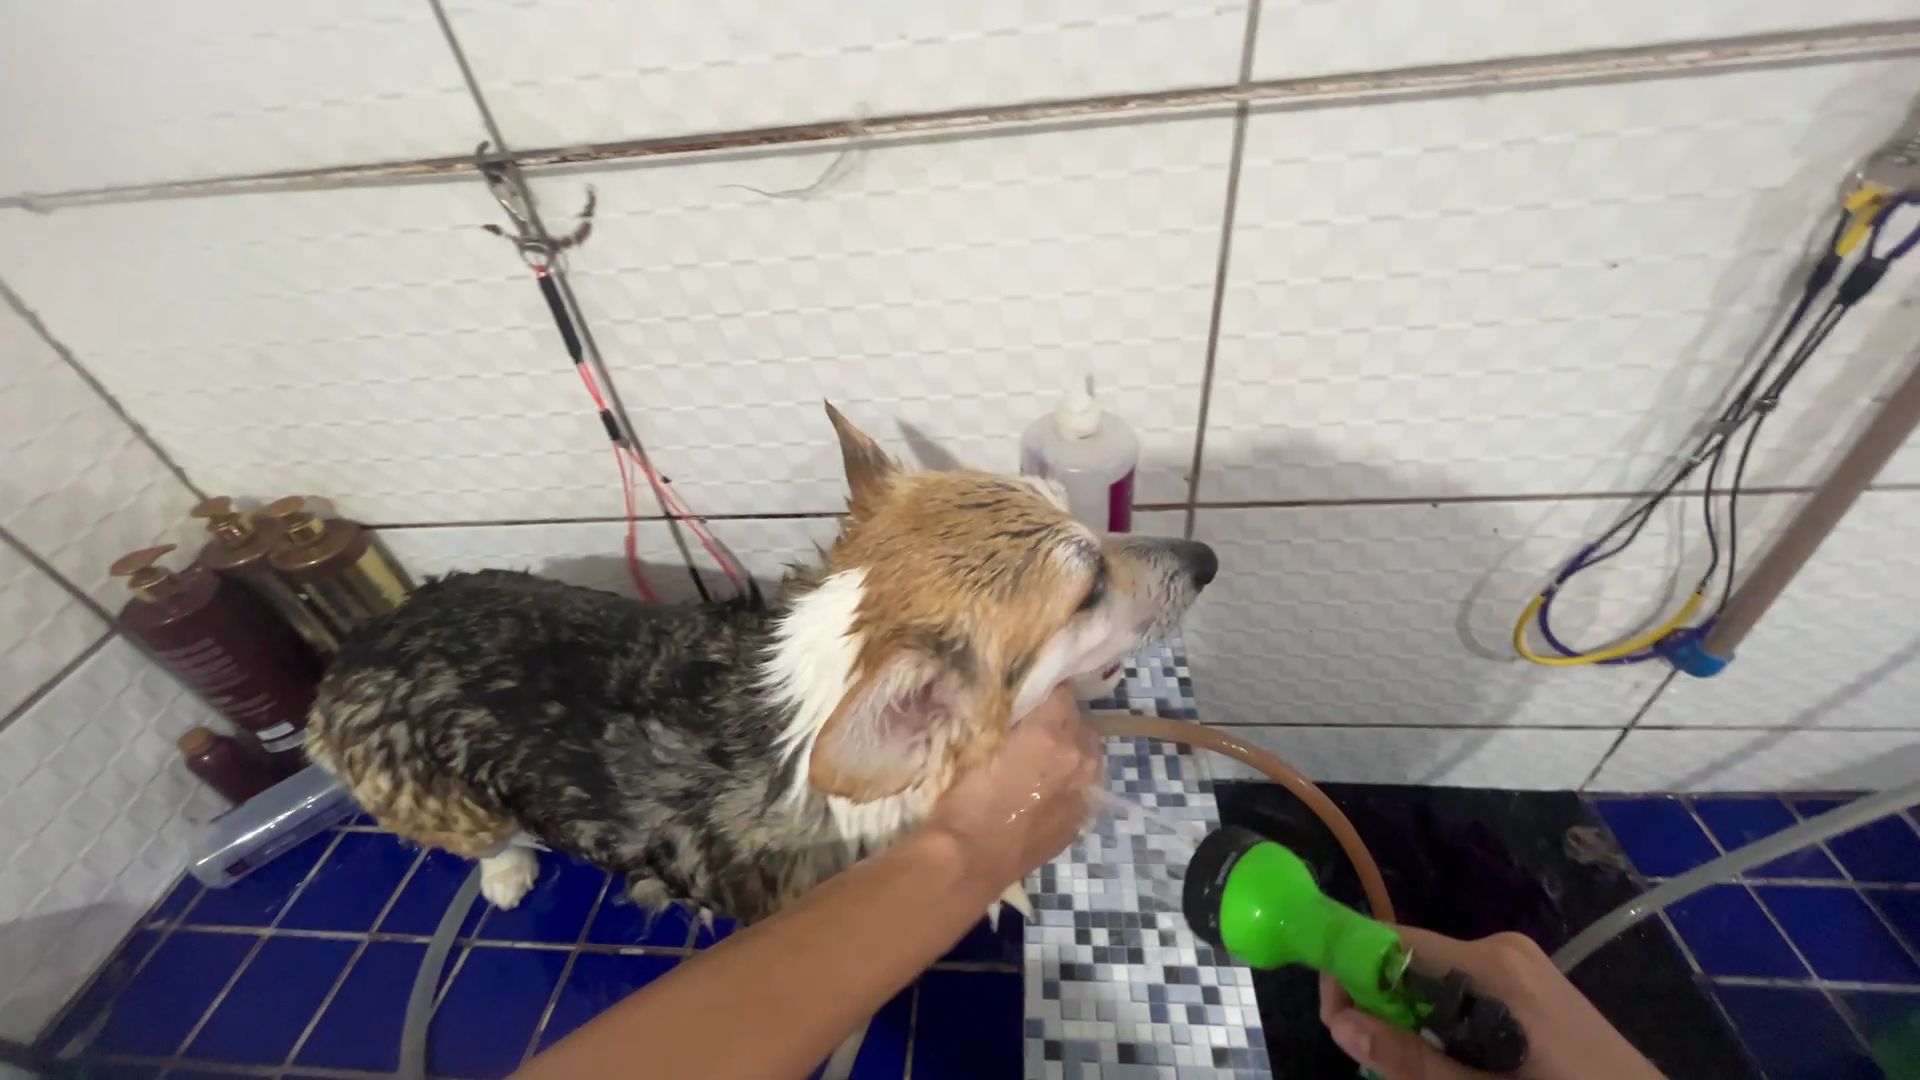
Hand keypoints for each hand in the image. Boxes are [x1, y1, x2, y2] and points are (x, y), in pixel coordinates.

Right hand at [924, 685, 1100, 890]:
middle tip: (1032, 725)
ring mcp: (1083, 792)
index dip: (1043, 689)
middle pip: (1079, 721)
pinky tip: (1045, 789)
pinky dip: (1070, 780)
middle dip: (1059, 718)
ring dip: (1070, 748)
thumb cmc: (963, 795)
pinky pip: (1083, 786)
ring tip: (1042, 757)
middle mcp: (1077, 758)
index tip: (1028, 692)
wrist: (968, 859)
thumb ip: (1005, 714)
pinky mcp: (1080, 820)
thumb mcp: (977, 739)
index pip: (1060, 691)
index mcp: (1051, 733)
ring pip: (1088, 754)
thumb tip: (1017, 698)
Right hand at [1319, 927, 1665, 1079]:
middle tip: (1376, 1059)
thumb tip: (1337, 1024)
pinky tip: (1456, 1061)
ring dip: (1410, 1015)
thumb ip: (1412, 1061)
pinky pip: (1463, 986)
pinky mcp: (1533, 982)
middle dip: (1379, 1003)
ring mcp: (1520, 963)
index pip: (1388, 942)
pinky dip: (1442, 1017)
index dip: (1347, 971)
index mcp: (1489, 967)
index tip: (1335, 1020)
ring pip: (1432, 975)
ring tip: (1420, 1068)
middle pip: (1408, 958)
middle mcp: (1499, 948)